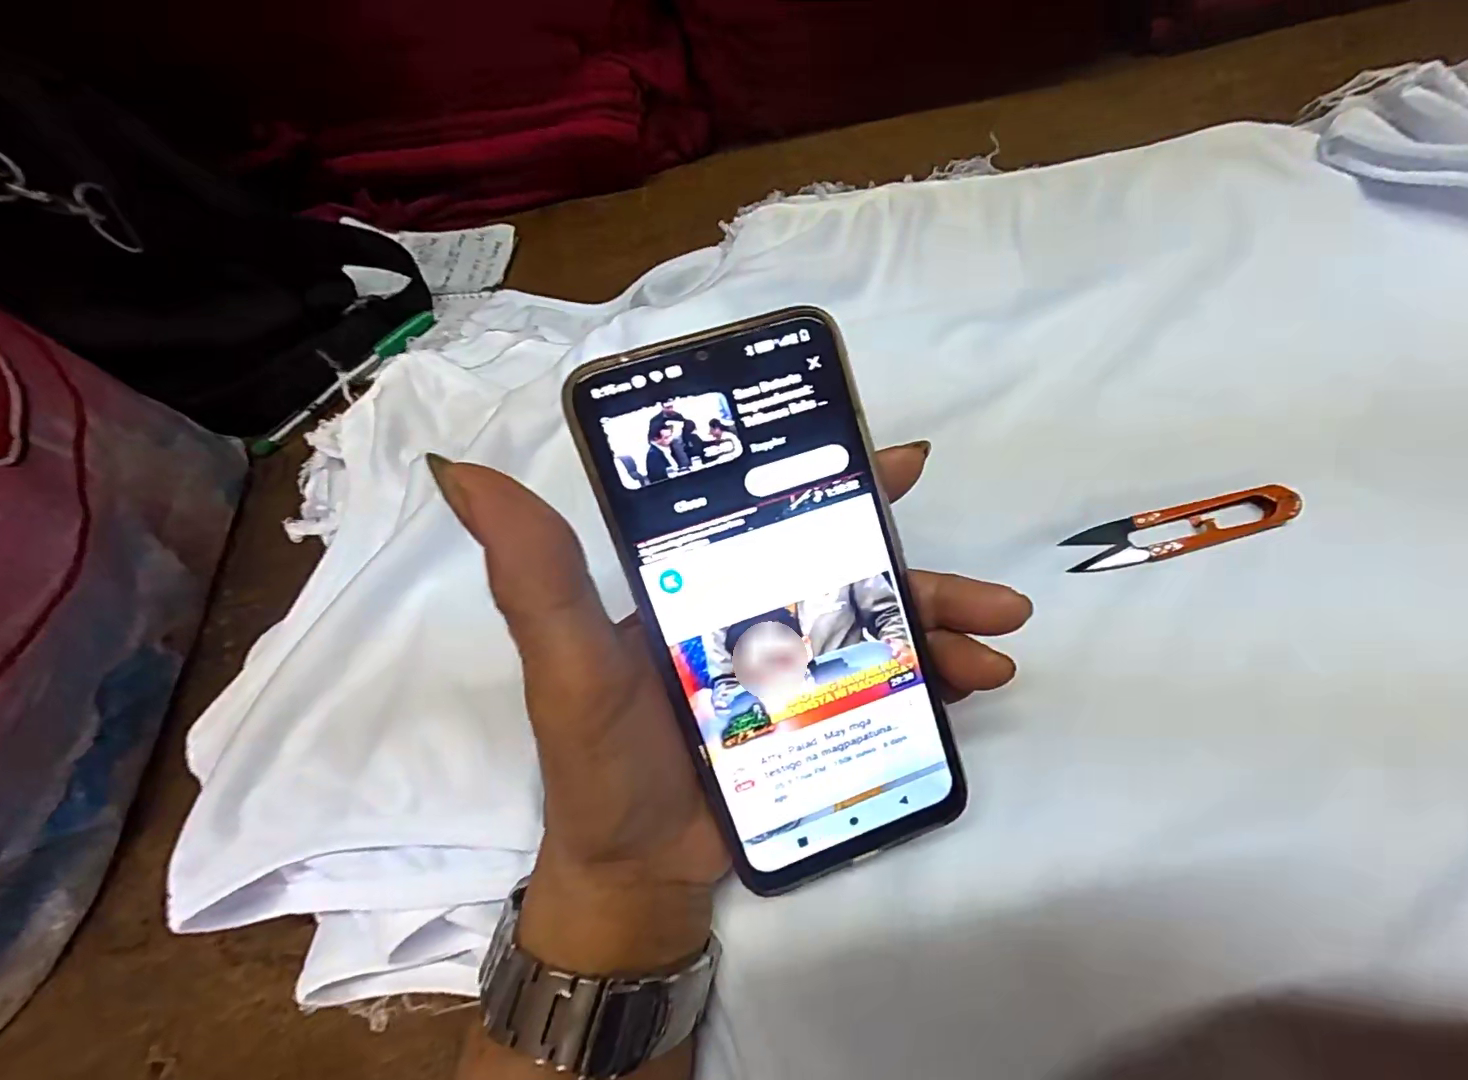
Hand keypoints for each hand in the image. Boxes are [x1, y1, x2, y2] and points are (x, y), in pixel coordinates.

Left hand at [429, 441, 1030, 970]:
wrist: (639, 868)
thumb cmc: (601, 760)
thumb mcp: (567, 665)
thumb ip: (538, 577)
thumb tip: (468, 473)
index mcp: (718, 584)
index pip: (787, 518)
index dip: (845, 486)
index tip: (901, 463)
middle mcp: (771, 612)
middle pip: (863, 578)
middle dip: (930, 579)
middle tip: (994, 595)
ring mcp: (806, 665)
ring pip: (890, 632)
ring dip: (950, 633)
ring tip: (999, 648)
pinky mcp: (828, 713)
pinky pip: (892, 685)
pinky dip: (937, 680)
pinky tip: (974, 684)